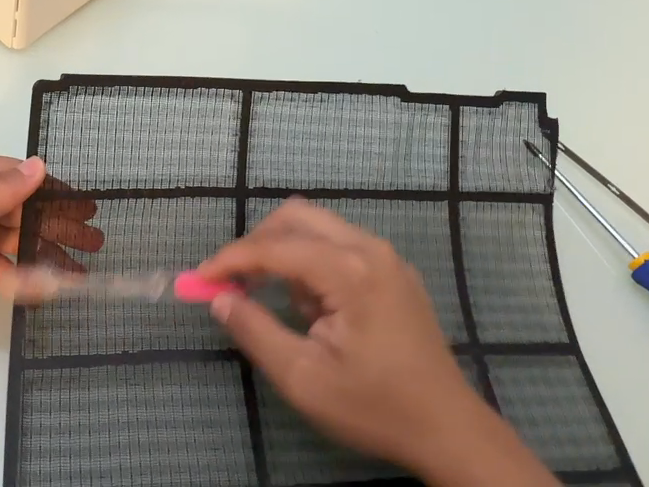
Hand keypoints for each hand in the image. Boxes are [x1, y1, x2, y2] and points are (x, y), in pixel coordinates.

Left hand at [0, 148, 101, 360]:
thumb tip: (38, 164)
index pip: (17, 173)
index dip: (53, 194)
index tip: (88, 212)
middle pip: (19, 202)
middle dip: (54, 225)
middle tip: (93, 242)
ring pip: (14, 229)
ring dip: (43, 249)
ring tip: (80, 266)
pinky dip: (20, 268)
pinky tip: (48, 282)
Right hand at [197, 200, 554, 485]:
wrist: (448, 429)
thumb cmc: (374, 406)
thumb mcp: (303, 378)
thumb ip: (255, 331)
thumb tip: (219, 298)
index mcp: (349, 271)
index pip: (275, 247)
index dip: (232, 260)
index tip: (200, 280)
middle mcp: (369, 249)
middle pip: (297, 217)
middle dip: (258, 243)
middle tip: (233, 280)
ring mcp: (386, 257)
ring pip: (319, 227)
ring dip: (287, 253)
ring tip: (282, 306)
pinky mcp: (394, 271)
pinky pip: (340, 245)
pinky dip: (312, 261)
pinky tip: (314, 308)